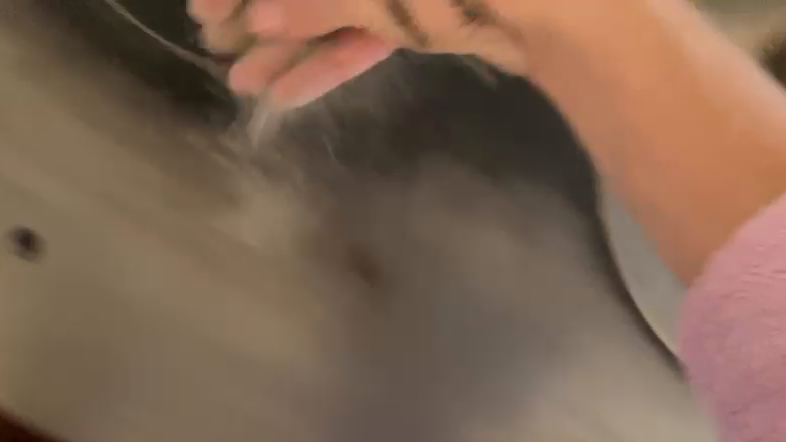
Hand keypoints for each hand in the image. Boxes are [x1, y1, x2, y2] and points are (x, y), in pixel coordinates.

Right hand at [196, 0, 555, 107]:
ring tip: (240, 75)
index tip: (210, 0)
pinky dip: (333, 58)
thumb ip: (324, 1)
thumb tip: (261, 14)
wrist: (575, 14)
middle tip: (214, 32)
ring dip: (290, 38)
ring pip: (342, 0)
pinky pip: (372, 29)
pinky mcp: (436, 5)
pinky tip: (286, 89)